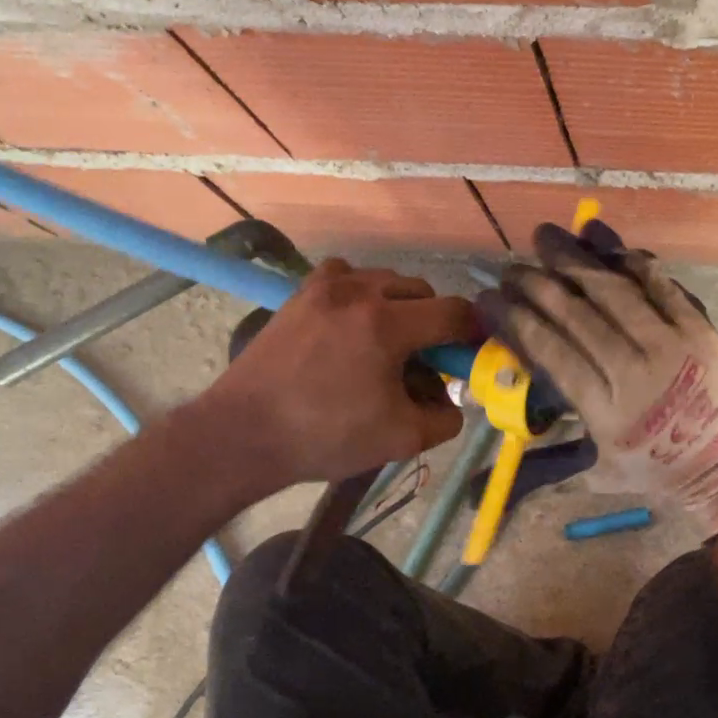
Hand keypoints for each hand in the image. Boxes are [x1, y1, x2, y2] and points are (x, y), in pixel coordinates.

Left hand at [203, 260, 474, 486]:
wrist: (243, 434)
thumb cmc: (326, 437)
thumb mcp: (404, 438)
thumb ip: (446, 416)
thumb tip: (451, 398)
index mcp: (387, 324)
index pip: (455, 312)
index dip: (474, 334)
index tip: (474, 355)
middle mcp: (358, 292)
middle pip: (423, 292)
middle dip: (435, 323)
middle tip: (427, 362)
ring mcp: (324, 288)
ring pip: (387, 281)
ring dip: (401, 308)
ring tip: (390, 347)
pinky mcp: (300, 294)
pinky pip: (349, 279)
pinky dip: (364, 297)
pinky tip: (356, 328)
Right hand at [503, 225, 717, 535]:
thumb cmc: (660, 474)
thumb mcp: (600, 472)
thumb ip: (551, 455)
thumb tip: (491, 455)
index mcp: (604, 410)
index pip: (550, 351)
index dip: (516, 320)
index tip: (490, 298)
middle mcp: (634, 372)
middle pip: (577, 314)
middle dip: (538, 284)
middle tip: (513, 266)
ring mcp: (672, 347)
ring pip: (616, 292)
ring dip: (578, 260)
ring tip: (548, 238)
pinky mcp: (702, 332)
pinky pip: (664, 289)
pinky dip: (637, 266)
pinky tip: (611, 249)